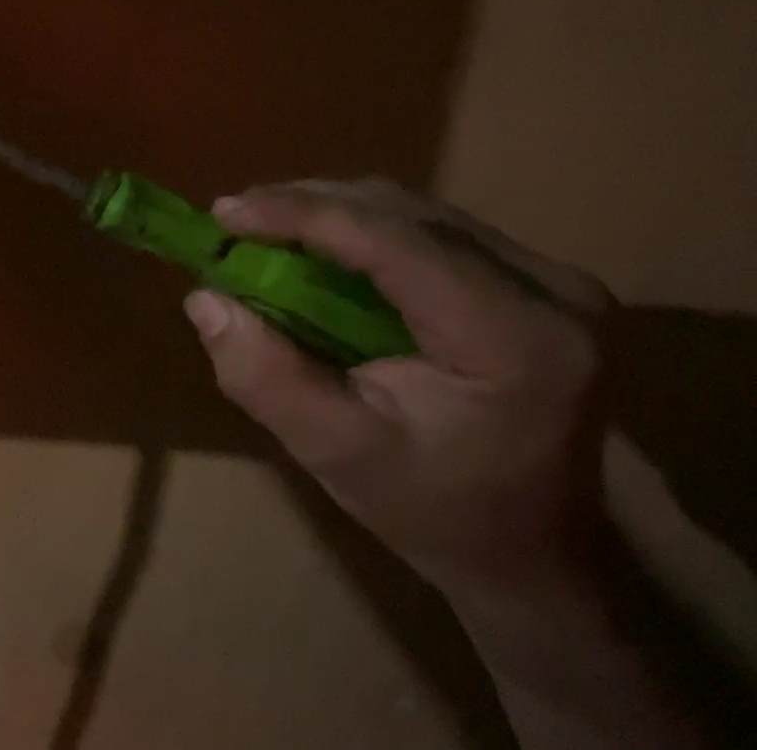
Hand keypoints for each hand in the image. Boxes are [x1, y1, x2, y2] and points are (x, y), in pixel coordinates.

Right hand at [184, 178, 616, 596]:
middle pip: (407, 214)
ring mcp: (554, 282)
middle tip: (232, 220)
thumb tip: (204, 299)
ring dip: (333, 213)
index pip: (394, 241)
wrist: (531, 551)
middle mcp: (551, 292)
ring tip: (262, 229)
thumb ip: (264, 376)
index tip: (222, 214)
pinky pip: (433, 232)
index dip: (301, 215)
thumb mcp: (332, 450)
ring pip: (419, 213)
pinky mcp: (538, 285)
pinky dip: (363, 230)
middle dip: (309, 206)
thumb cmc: (431, 507)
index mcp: (512, 338)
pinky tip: (316, 247)